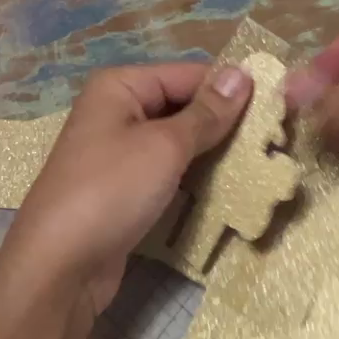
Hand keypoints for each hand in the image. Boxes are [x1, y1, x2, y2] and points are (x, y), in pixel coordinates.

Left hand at [0, 62, 252, 313]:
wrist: (59, 265)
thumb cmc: (111, 190)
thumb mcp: (164, 147)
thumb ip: (205, 113)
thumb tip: (241, 74)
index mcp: (119, 86)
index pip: (186, 74)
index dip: (230, 88)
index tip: (279, 106)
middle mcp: (115, 109)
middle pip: (181, 105)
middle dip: (223, 122)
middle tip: (276, 141)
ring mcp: (116, 150)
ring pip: (175, 140)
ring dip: (212, 151)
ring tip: (261, 164)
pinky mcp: (122, 187)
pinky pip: (165, 170)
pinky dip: (192, 176)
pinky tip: (226, 188)